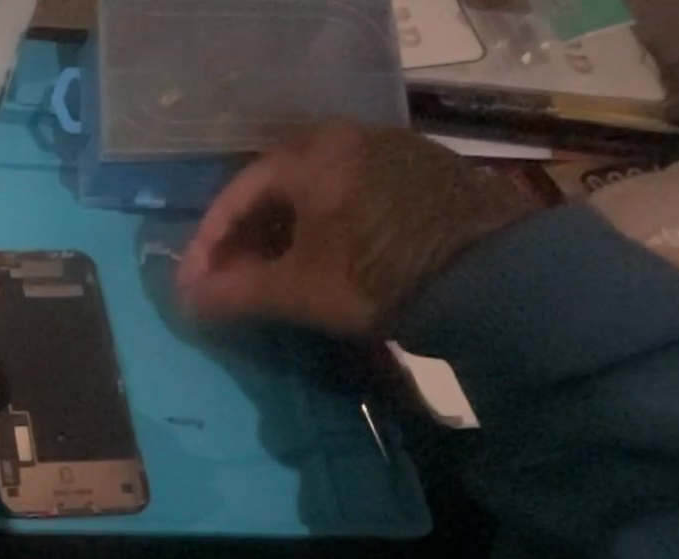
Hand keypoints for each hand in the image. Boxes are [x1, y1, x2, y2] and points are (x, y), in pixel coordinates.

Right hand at [177, 122, 537, 336]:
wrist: (491, 278)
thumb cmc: (372, 276)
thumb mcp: (290, 290)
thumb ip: (230, 292)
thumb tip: (187, 301)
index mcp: (312, 155)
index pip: (236, 194)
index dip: (205, 244)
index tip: (191, 285)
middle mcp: (350, 138)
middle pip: (273, 188)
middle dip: (241, 238)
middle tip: (225, 279)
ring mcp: (393, 151)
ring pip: (312, 192)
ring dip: (279, 234)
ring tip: (265, 275)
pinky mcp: (424, 174)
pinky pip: (349, 195)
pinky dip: (320, 226)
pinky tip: (316, 260)